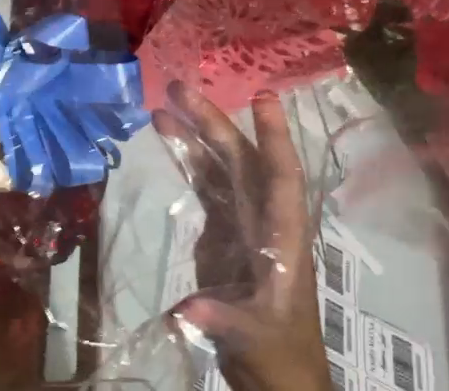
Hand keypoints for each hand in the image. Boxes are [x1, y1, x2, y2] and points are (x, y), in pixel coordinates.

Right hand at [154, 82, 332, 390]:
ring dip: (197, 135)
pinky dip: (187, 159)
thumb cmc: (279, 358)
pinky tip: (166, 136)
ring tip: (164, 103)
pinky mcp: (222, 236)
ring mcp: (243, 227)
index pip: (282, 180)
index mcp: (284, 241)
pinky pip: (205, 187)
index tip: (264, 98)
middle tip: (180, 88)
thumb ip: (226, 321)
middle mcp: (266, 224)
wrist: (278, 381)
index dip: (274, 140)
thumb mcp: (254, 340)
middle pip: (243, 164)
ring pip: (222, 169)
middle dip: (216, 124)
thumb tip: (190, 309)